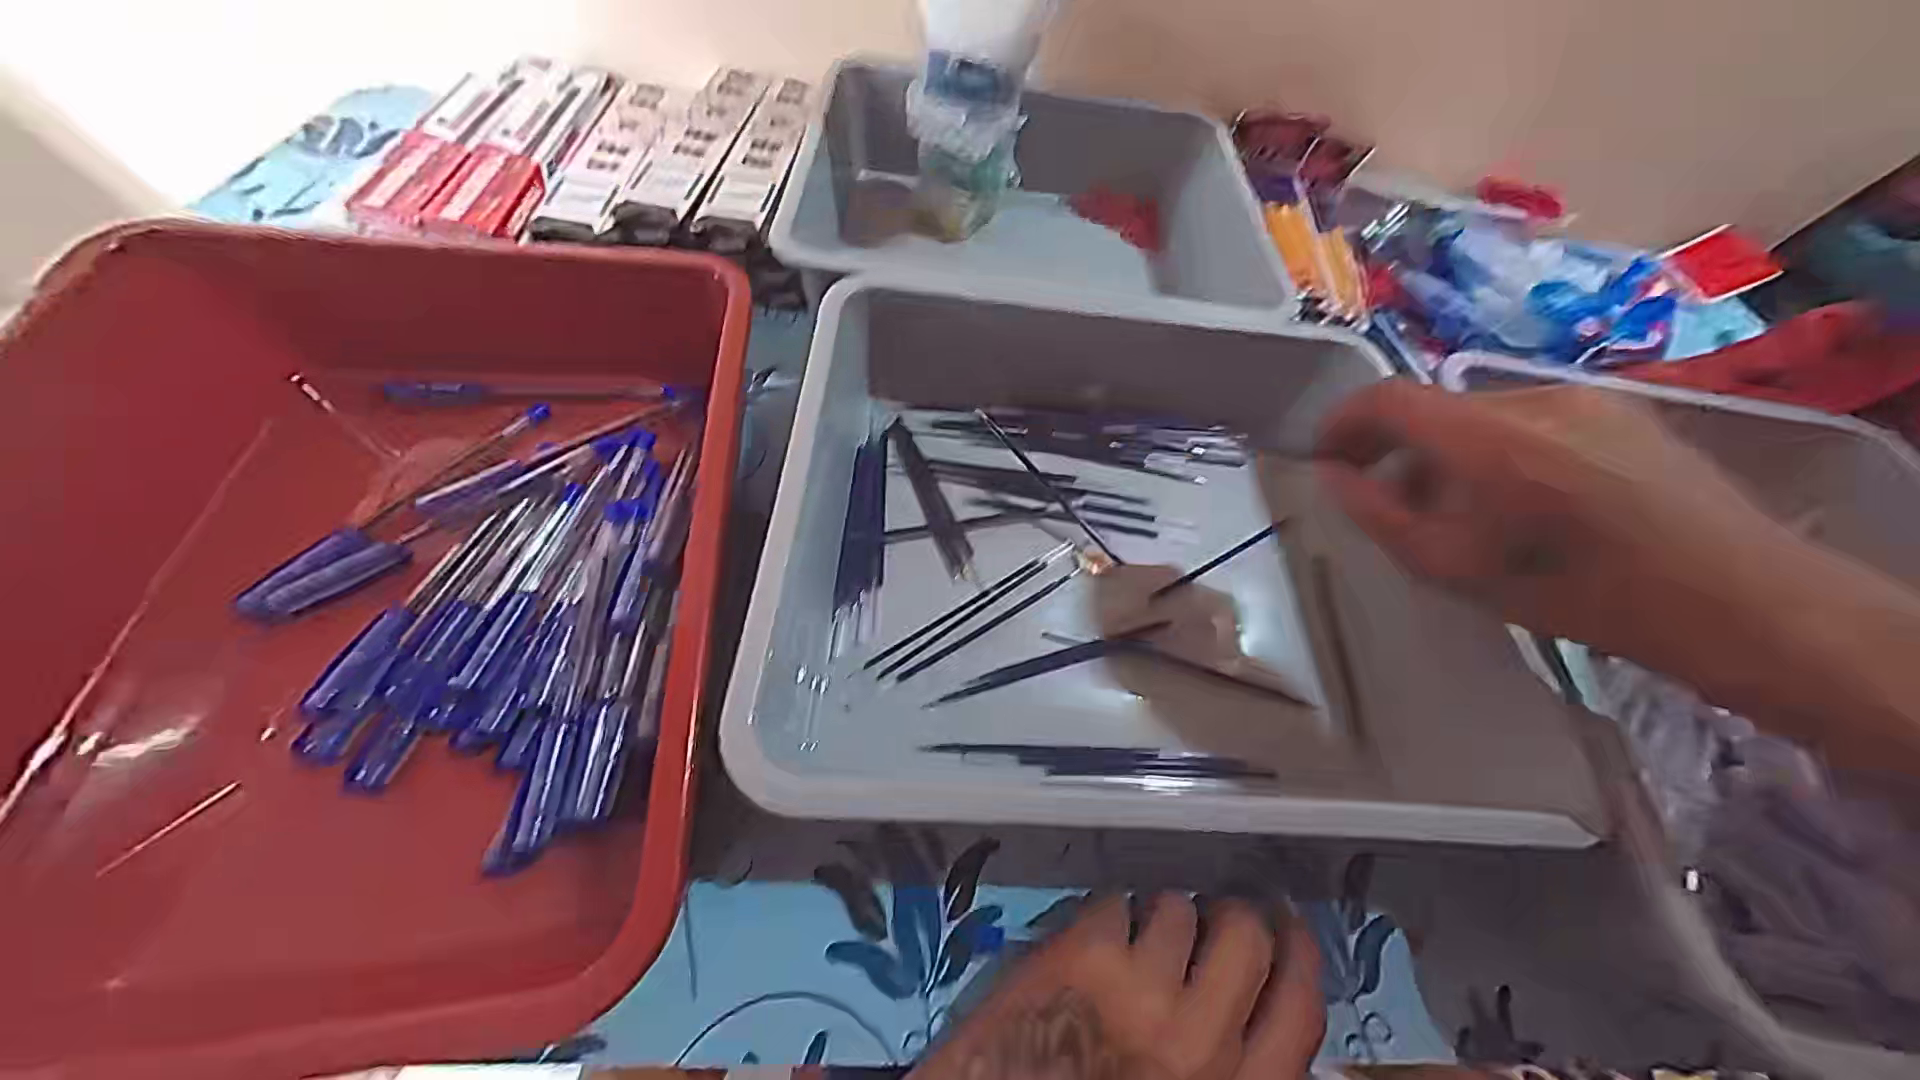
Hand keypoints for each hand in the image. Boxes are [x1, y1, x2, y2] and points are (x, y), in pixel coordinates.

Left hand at [910, 894, 1323, 1079]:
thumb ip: (1225, 1059)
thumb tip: (1245, 1000)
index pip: (1298, 1009)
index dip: (1298, 953)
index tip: (1289, 922)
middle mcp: (1200, 1037)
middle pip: (1246, 934)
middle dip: (1229, 913)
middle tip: (1208, 914)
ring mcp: (1141, 986)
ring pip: (1175, 906)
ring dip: (1157, 915)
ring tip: (1134, 936)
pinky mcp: (1086, 949)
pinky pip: (1115, 902)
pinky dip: (1105, 915)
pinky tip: (1087, 940)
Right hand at [1313, 380, 1794, 666]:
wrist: (1736, 600)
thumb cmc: (1572, 593)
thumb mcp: (1445, 564)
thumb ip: (1374, 511)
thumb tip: (1333, 473)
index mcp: (1486, 438)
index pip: (1387, 398)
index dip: (1343, 420)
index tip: (1326, 454)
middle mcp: (1533, 399)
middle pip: (1433, 407)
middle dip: (1394, 444)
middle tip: (1383, 491)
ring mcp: (1586, 397)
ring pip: (1479, 413)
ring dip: (1445, 449)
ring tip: (1453, 504)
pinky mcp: (1623, 408)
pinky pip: (1527, 417)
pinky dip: (1493, 447)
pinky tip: (1513, 496)